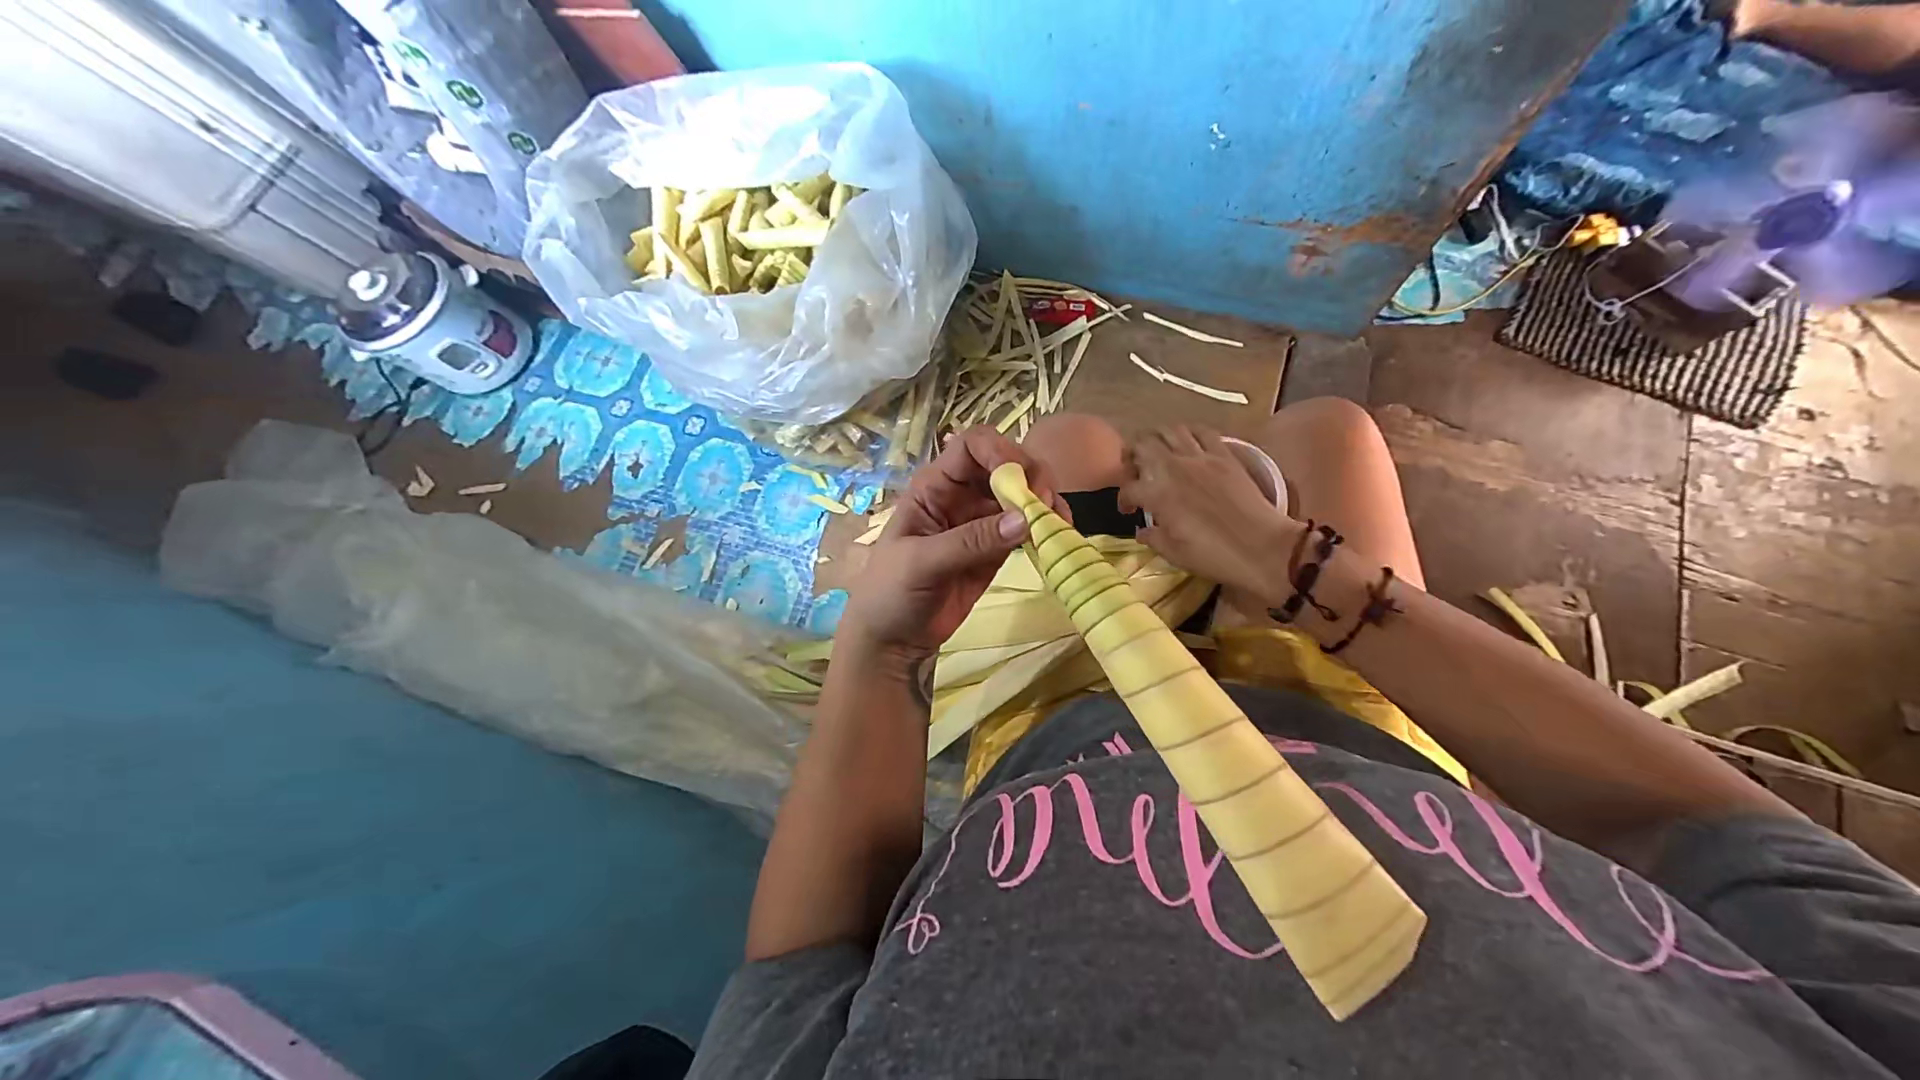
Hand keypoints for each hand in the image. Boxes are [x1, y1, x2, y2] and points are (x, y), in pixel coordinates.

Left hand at [839, 427, 1068, 673]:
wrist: (893, 640)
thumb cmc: (890, 593)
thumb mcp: (922, 563)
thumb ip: (971, 541)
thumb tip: (1025, 520)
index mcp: (934, 486)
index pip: (972, 446)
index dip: (999, 452)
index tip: (1021, 479)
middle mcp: (961, 494)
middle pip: (1006, 463)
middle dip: (1031, 475)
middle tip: (1044, 506)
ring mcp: (982, 520)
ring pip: (1022, 493)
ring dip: (1045, 499)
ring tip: (1058, 523)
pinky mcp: (997, 548)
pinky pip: (1028, 527)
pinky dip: (1046, 527)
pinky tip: (1058, 538)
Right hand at [1119, 425, 1298, 595]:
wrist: (1262, 549)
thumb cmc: (1214, 556)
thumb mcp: (1174, 554)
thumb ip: (1153, 537)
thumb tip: (1142, 530)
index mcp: (1158, 495)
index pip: (1129, 488)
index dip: (1123, 500)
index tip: (1127, 511)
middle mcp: (1174, 468)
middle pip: (1143, 445)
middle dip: (1133, 456)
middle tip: (1136, 471)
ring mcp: (1201, 458)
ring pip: (1170, 430)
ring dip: (1159, 438)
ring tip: (1159, 452)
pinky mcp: (1225, 455)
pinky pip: (1203, 432)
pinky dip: (1191, 434)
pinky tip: (1189, 445)